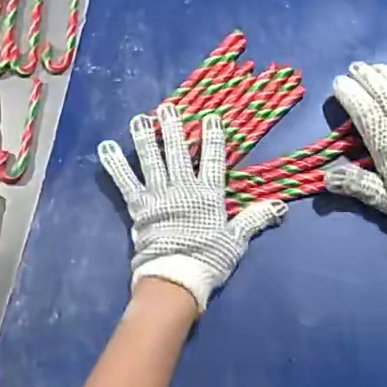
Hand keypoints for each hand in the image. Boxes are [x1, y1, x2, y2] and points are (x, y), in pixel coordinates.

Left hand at [99, 105, 285, 311]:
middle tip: (169, 108)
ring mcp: (158, 196)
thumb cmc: (208, 260)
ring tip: (139, 118)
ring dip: (145, 138)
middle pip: (178, 153)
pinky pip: (124, 181)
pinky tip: (106, 147)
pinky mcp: (138, 207)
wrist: (175, 277)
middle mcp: (182, 189)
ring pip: (151, 160)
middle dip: (174, 129)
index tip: (211, 118)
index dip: (213, 138)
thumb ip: (254, 219)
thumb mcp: (236, 240)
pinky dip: (115, 164)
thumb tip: (280, 205)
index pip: (213, 160)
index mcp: (208, 195)